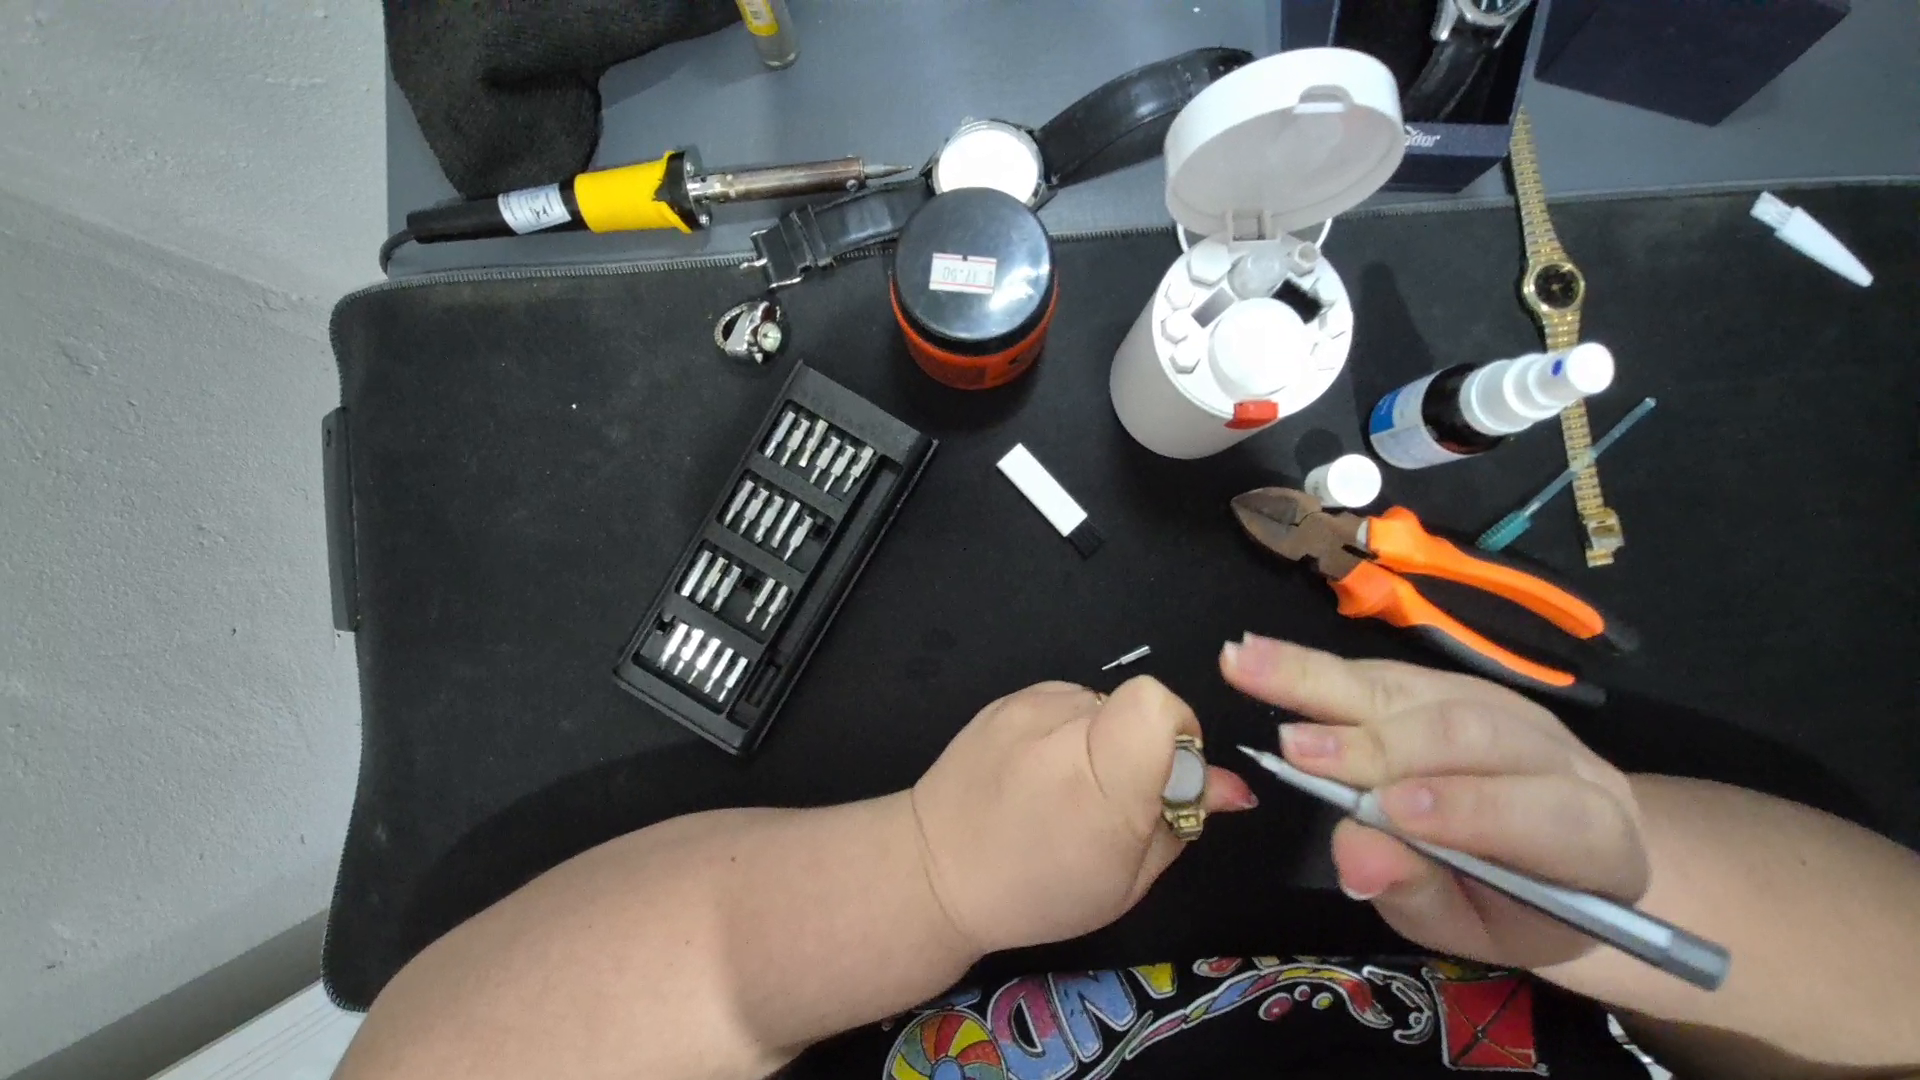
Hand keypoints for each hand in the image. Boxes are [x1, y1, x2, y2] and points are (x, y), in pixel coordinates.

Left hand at [911, 677, 1255, 953]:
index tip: (1166, 777)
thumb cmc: (1037, 893)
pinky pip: (1061, 701)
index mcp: (1100, 781)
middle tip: (1114, 795)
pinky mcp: (1003, 698)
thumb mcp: (1125, 880)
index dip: (1177, 735)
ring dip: (1101, 737)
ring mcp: (1026, 706)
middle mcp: (1061, 728)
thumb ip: (1181, 823)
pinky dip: (1067, 730)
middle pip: (1134, 705)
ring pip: (1098, 702)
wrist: (934, 869)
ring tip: (1067, 785)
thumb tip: (1231, 787)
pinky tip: (1039, 770)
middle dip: (1142, 746)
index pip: (1159, 704)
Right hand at [1221, 634, 1649, 971]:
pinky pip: (1379, 671)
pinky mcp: (1442, 679)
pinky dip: (1312, 668)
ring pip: (1411, 687)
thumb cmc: (1508, 904)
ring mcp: (1494, 702)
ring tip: (1245, 665)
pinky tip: (1260, 657)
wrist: (1555, 853)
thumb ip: (1420, 890)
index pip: (1539, 813)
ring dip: (1321, 679)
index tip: (1383, 809)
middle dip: (1375, 742)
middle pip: (1466, 731)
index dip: (1466, 808)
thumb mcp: (1469, 926)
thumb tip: (1356, 859)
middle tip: (1292, 748)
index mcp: (1589, 835)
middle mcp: (1550, 752)